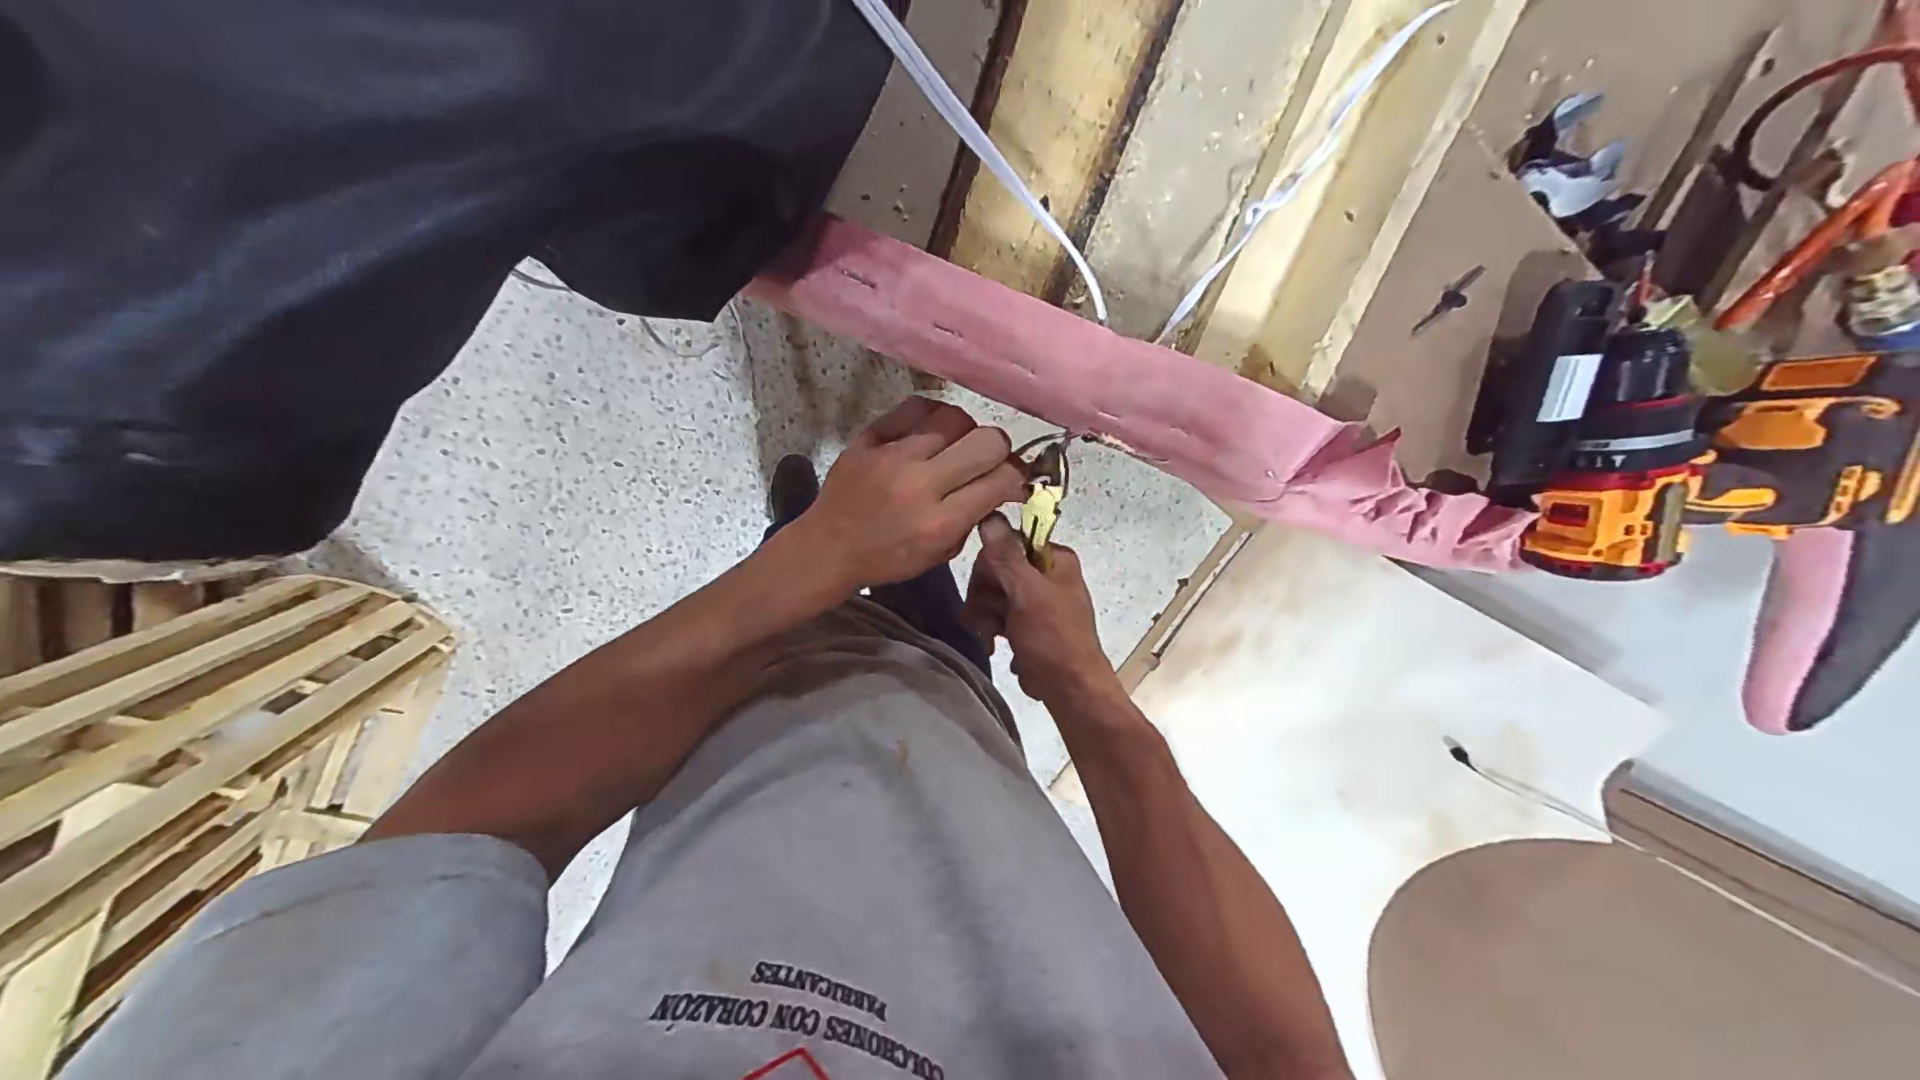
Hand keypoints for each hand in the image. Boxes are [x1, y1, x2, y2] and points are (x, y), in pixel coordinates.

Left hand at [794, 397, 1025, 591]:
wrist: (827, 547)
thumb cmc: (887, 558)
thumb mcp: (939, 554)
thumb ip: (973, 519)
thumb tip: (1001, 484)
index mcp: (939, 522)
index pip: (1001, 479)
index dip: (1017, 477)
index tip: (1013, 480)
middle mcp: (920, 484)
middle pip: (987, 441)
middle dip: (999, 450)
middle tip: (989, 460)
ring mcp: (892, 455)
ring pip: (954, 418)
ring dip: (965, 432)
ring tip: (956, 446)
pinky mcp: (870, 437)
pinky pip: (916, 407)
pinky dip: (933, 416)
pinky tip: (931, 431)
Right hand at [963, 513, 1115, 704]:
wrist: (1070, 690)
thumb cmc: (1052, 638)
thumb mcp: (1027, 593)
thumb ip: (1006, 556)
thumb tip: (990, 515)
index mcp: (1055, 559)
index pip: (1008, 543)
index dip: (989, 566)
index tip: (983, 589)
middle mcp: (1048, 574)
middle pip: (998, 570)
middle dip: (985, 596)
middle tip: (983, 619)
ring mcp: (1038, 600)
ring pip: (995, 594)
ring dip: (986, 616)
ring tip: (991, 638)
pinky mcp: (1030, 623)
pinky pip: (1001, 615)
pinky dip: (994, 629)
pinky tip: (995, 645)